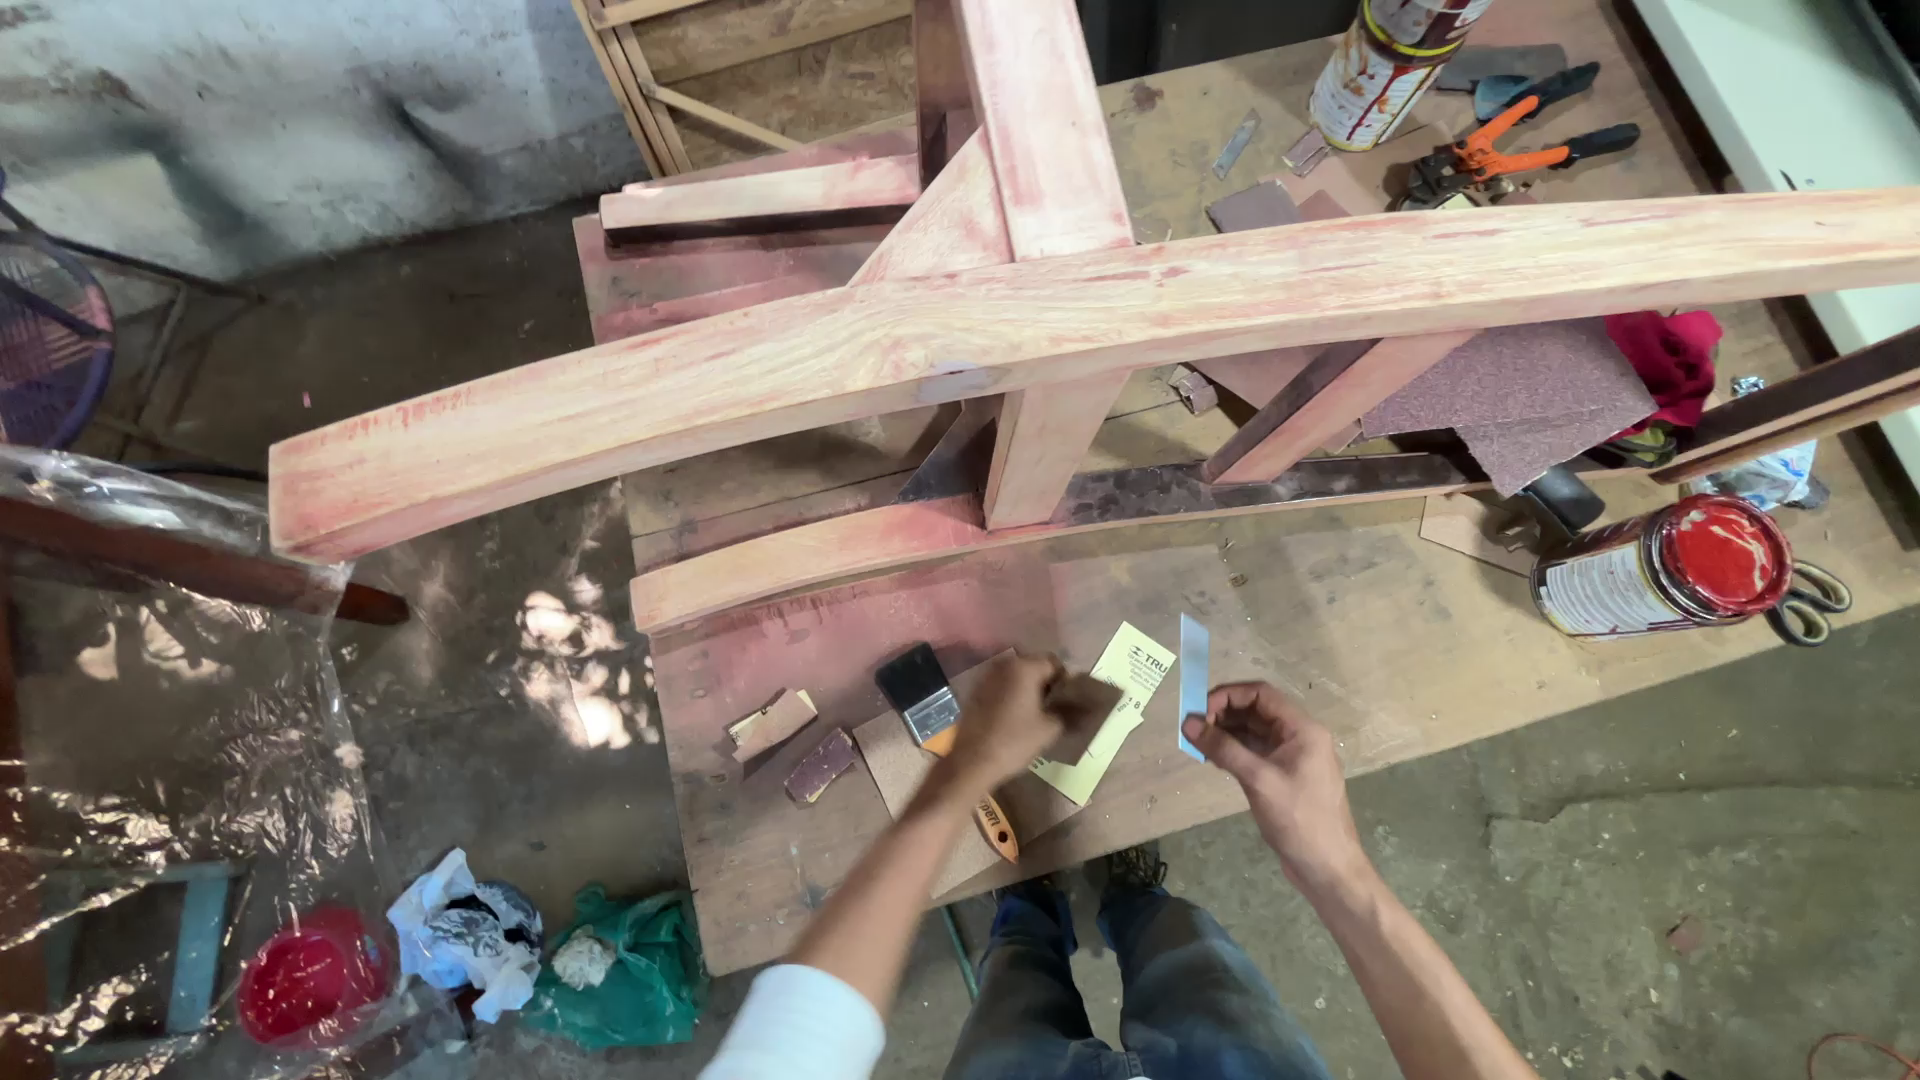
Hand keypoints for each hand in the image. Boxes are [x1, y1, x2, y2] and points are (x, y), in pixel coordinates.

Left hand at [946, 651, 1065, 790]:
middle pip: (1033, 665)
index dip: (1064, 679)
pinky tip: (1013, 715)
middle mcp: (1004, 665)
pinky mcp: (975, 690)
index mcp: (1024, 668)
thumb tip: (1081, 704)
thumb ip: (1067, 711)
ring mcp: (986, 676)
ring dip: (1027, 688)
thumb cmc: (1014, 742)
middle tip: (1053, 706)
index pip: (1054, 662)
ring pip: (1015, 675)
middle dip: (1045, 682)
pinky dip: (1010, 694)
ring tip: (1034, 712)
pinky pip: (1000, 685)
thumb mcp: (1049, 729)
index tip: (1067, 700)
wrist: (972, 761)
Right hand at [1181, 682, 1372, 895]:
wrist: (1328, 869)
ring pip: (1252, 731)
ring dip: (1224, 732)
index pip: (1261, 694)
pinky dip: (1232, 750)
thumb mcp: (1258, 780)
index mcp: (1302, 729)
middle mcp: (1298, 736)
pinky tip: (1212, 758)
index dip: (1227, 695)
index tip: (1198, 708)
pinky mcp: (1282, 775)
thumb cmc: (1300, 820)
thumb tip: (1188, 723)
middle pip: (1255, 710)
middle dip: (1222, 713)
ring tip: (1197, 742)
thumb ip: (1223, 748)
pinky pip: (1253, 751)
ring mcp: (1290, 757)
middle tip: (1193, 727)